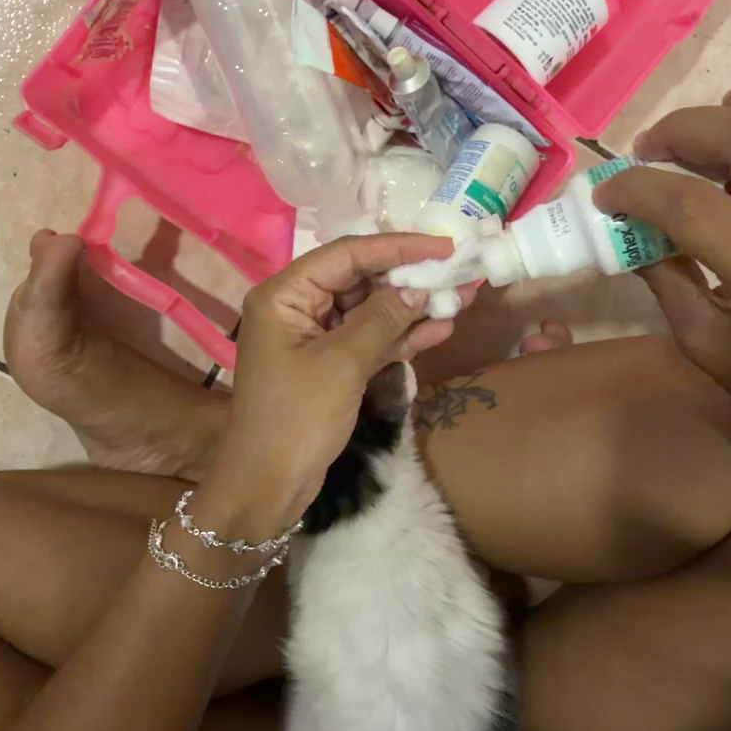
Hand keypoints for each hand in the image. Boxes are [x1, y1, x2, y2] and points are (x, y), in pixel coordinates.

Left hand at [199, 234, 458, 532]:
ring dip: (412, 306)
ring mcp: (314, 337)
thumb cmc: (296, 418)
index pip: (347, 255)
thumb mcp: (343, 364)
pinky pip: (369, 339)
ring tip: (462, 296)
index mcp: (285, 294)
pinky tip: (441, 329)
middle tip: (458, 270)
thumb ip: (382, 319)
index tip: (443, 245)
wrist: (267, 485)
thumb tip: (418, 288)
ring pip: (369, 309)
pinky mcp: (329, 364)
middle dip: (409, 276)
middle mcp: (297, 307)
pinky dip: (401, 336)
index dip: (397, 247)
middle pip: (359, 278)